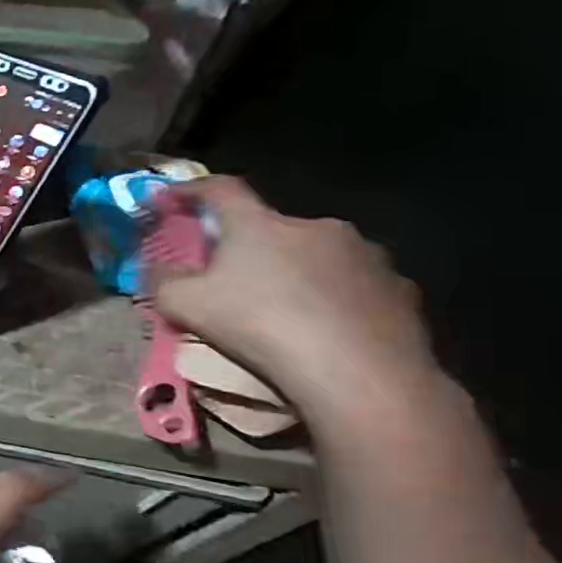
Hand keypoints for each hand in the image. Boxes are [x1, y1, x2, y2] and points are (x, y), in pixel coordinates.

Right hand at [151, 176, 436, 410]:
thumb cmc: (261, 327)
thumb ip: (164, 281)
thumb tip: (163, 269)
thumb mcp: (184, 306)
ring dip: (296, 273)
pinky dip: (335, 299)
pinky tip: (327, 330)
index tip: (171, 199)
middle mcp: (314, 225)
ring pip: (316, 256)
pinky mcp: (398, 286)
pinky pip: (354, 285)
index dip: (191, 190)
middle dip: (250, 248)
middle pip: (270, 228)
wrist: (358, 373)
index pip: (219, 189)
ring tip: (286, 313)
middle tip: (234, 282)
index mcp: (259, 224)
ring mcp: (364, 253)